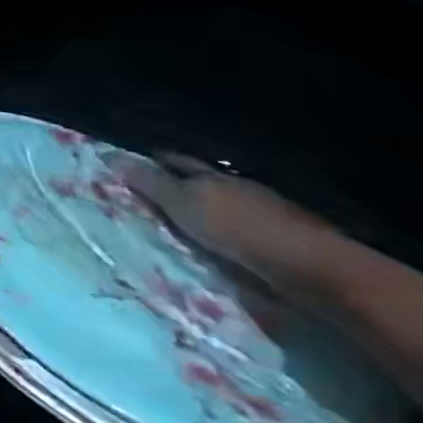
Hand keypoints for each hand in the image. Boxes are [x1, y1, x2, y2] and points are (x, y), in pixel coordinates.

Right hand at [116, 155, 344, 292]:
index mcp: (210, 175)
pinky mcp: (284, 241)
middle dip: (182, 181)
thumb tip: (110, 155)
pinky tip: (226, 245)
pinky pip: (246, 230)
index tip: (136, 162)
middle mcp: (236, 186)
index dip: (157, 160)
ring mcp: (265, 212)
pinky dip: (232, 233)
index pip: (176, 160)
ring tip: (188, 222)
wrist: (312, 267)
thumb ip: (150, 184)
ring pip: (227, 204)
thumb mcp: (184, 205)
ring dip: (209, 209)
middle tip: (158, 190)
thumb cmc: (238, 229)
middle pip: (203, 179)